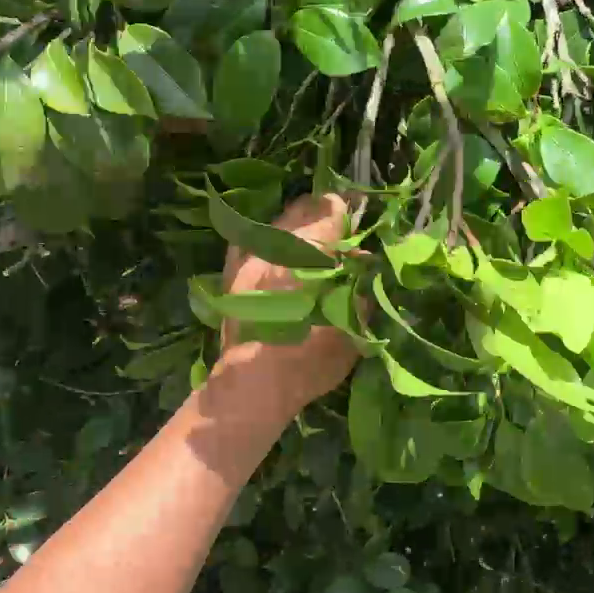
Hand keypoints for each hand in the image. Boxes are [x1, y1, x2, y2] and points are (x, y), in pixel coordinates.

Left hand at [214, 193, 359, 413]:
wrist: (255, 384)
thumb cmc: (312, 356)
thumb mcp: (353, 324)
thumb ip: (360, 286)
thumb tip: (362, 262)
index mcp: (310, 248)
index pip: (331, 208)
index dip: (348, 211)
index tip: (358, 219)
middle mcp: (276, 242)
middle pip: (303, 208)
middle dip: (322, 216)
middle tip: (336, 235)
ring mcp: (249, 255)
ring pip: (277, 223)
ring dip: (295, 229)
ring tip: (307, 248)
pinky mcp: (231, 273)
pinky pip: (250, 242)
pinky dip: (267, 243)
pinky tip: (275, 255)